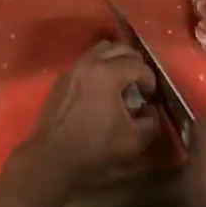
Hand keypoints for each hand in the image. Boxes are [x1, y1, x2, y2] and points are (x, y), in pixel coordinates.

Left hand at [21, 40, 161, 198]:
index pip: (138, 65)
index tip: (152, 96)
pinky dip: (99, 65)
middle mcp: (89, 62)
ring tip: (122, 80)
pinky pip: (86, 60)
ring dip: (116, 60)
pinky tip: (102, 87)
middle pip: (120, 48)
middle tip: (141, 83)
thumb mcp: (133, 140)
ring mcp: (73, 67)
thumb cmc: (95, 148)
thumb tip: (150, 110)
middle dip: (135, 63)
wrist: (53, 158)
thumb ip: (151, 122)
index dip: (150, 80)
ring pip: (101, 49)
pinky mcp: (62, 77)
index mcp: (107, 74)